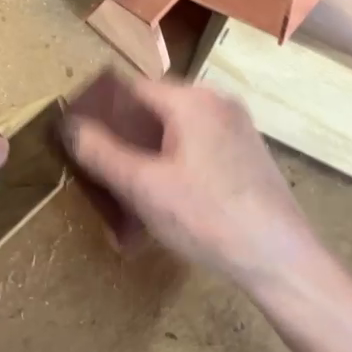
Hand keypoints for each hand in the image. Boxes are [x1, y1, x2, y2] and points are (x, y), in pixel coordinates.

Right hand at [63, 74, 319, 288]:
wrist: (284, 263)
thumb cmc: (209, 219)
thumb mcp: (143, 187)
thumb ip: (100, 152)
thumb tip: (67, 124)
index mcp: (191, 99)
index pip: (128, 88)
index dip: (97, 110)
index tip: (76, 137)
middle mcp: (216, 102)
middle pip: (151, 109)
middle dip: (121, 137)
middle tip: (98, 168)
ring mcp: (236, 127)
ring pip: (172, 130)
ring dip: (145, 154)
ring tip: (125, 188)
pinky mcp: (246, 154)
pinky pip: (194, 146)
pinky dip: (171, 163)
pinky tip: (162, 199)